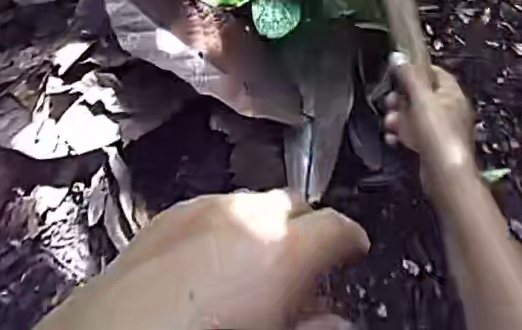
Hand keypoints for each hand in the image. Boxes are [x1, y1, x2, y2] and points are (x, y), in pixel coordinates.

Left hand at [35, 189, 368, 329]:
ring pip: (253, 203)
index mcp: (280, 249)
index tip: (354, 251)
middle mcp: (245, 214)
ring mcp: (203, 209)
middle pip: (295, 204)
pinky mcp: (167, 215)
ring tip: (255, 277)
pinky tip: (212, 271)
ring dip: (264, 229)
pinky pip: (214, 212)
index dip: (351, 240)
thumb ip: (312, 326)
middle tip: (306, 274)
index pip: (336, 227)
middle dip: (306, 231)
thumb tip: (334, 321)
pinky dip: (227, 231)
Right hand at [384, 54, 477, 180]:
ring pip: (416, 115)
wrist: (446, 176)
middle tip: (389, 102)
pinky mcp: (433, 148)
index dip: (416, 69)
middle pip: (422, 94)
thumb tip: (397, 56)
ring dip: (399, 117)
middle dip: (401, 97)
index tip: (398, 72)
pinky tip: (392, 137)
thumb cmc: (437, 131)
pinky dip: (403, 134)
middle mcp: (450, 109)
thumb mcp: (421, 97)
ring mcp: (442, 130)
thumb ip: (409, 76)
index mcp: (452, 93)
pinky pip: (415, 134)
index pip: (435, 72)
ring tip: (388, 123)